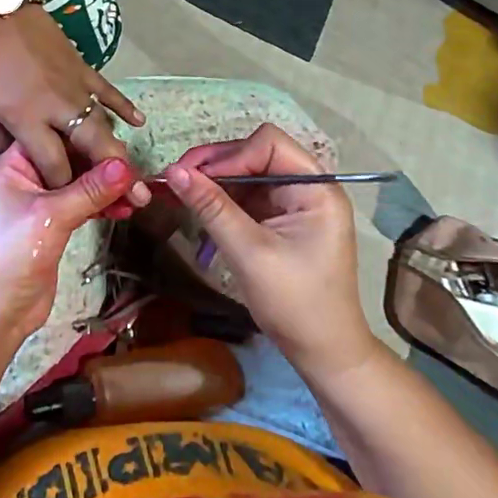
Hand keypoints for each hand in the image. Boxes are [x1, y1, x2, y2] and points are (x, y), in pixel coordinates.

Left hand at [0, 5, 149, 216]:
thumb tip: (17, 152)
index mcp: (26, 119)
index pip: (55, 166)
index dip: (64, 187)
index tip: (68, 199)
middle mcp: (58, 108)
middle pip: (92, 149)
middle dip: (108, 175)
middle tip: (122, 195)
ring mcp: (76, 86)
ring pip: (104, 125)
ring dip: (115, 149)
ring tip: (126, 171)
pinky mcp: (84, 68)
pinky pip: (110, 92)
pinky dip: (125, 107)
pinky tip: (139, 123)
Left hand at [0, 147, 138, 339]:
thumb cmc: (9, 256)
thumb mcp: (49, 217)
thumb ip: (88, 190)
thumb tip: (127, 165)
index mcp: (15, 163)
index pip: (58, 137)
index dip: (92, 140)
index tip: (128, 152)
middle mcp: (27, 176)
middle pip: (73, 159)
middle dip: (106, 168)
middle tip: (140, 181)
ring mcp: (40, 202)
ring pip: (81, 183)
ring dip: (109, 189)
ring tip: (139, 199)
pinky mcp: (53, 225)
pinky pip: (83, 205)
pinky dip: (103, 205)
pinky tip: (125, 209)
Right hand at [165, 124, 377, 376]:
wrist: (323, 352)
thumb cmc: (295, 303)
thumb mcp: (249, 253)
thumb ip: (212, 208)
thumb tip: (173, 171)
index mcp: (316, 189)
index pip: (269, 145)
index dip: (229, 155)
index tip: (193, 176)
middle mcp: (308, 187)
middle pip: (256, 154)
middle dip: (217, 164)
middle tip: (178, 179)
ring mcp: (294, 203)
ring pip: (247, 173)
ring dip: (215, 181)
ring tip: (182, 193)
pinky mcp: (281, 219)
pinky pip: (247, 195)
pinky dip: (222, 199)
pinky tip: (198, 207)